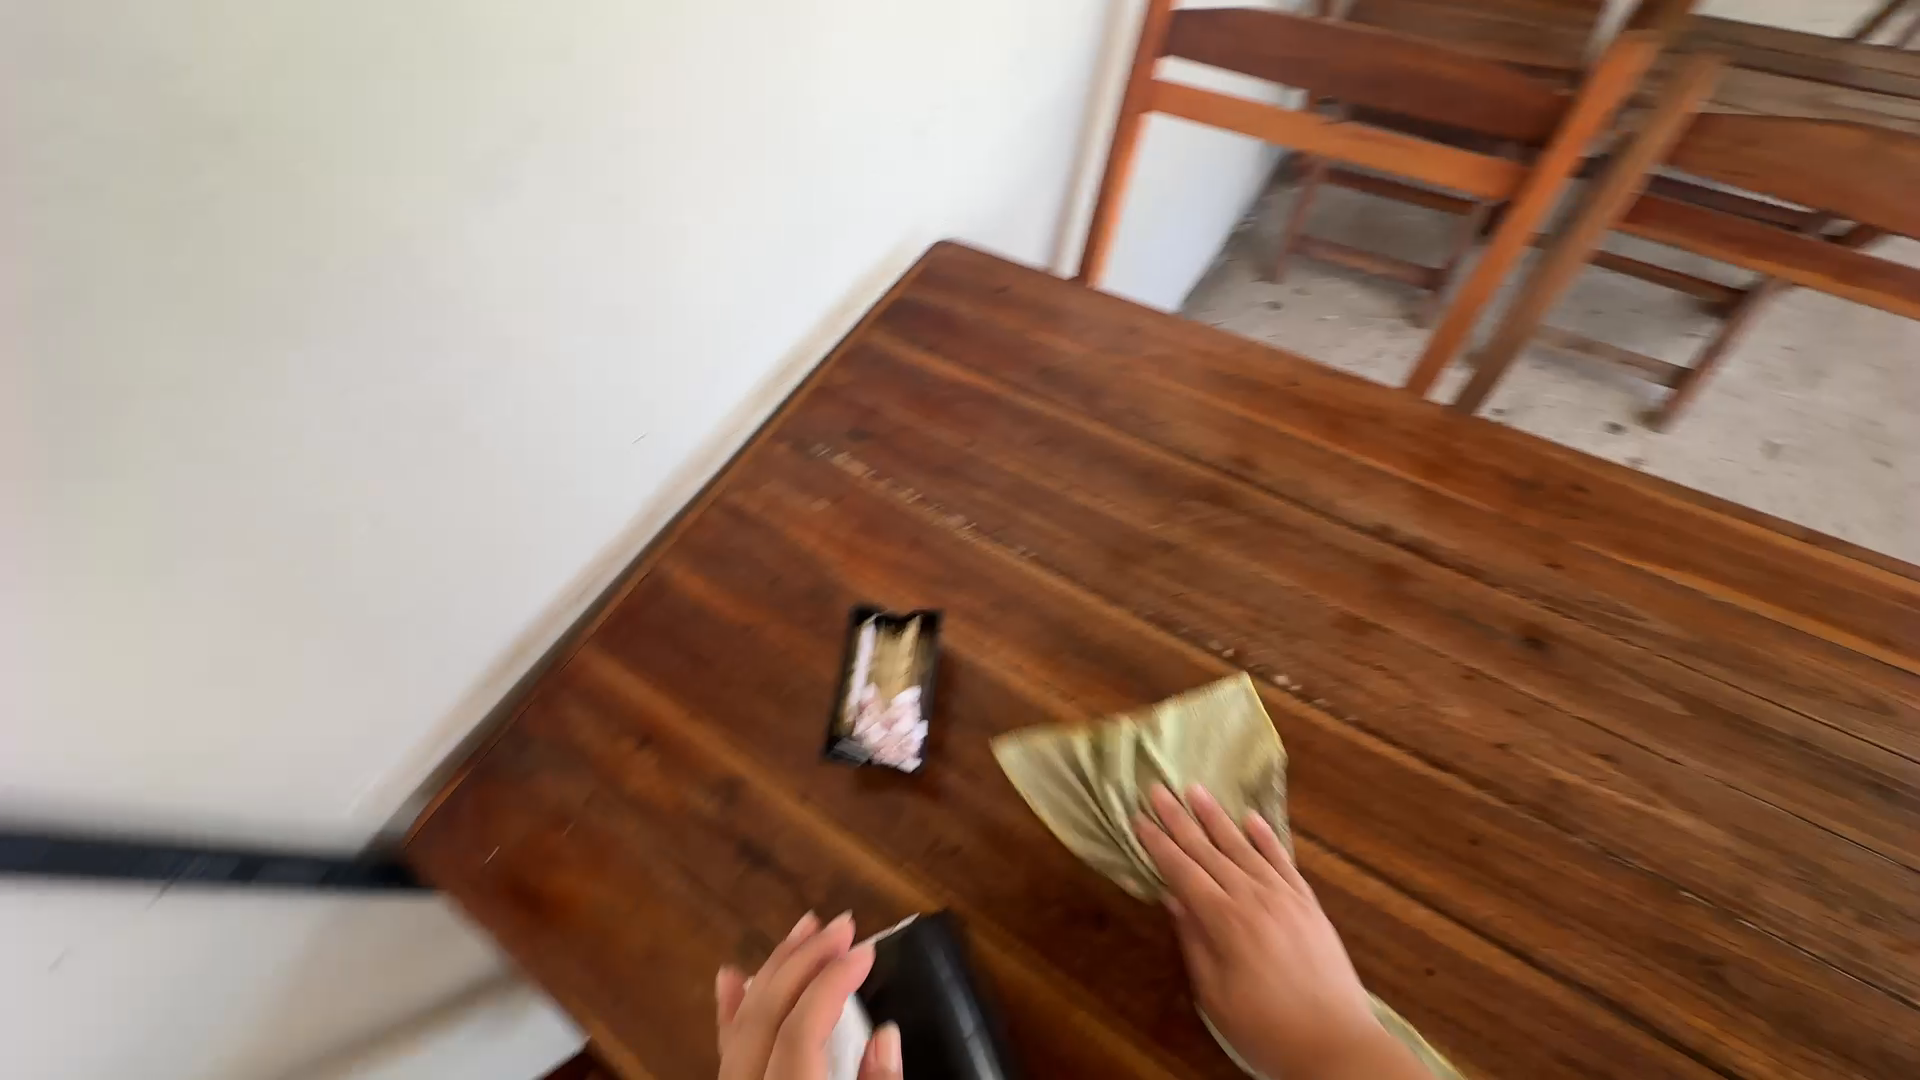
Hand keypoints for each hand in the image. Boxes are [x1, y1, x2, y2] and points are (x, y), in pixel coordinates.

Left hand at [716, 911, 902, 1079]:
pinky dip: (731, 1009)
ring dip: (775, 968)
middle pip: (767, 1016)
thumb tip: (886, 1034)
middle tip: (843, 924)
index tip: (866, 951)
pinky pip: (725, 1048)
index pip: (801, 1030)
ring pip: (743, 1024)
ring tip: (805, 926)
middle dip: (805, 961)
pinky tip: (732, 975)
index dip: (833, 984)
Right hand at [1134, 785, 1425, 1079]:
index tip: (1139, 818)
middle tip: (1158, 789)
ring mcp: (1284, 897)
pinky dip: (1266, 838)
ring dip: (1216, 817)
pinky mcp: (1308, 904)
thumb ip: (1193, 942)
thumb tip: (1172, 897)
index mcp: (1224, 921)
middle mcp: (1252, 898)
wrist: (1339, 1048)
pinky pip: (1283, 861)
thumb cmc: (1267, 1029)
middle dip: (1179, 819)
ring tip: (1196, 790)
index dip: (1158, 844)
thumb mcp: (1215, 996)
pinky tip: (1251, 818)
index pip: (1182, 871)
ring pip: (1242, 847)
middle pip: (1207, 850)